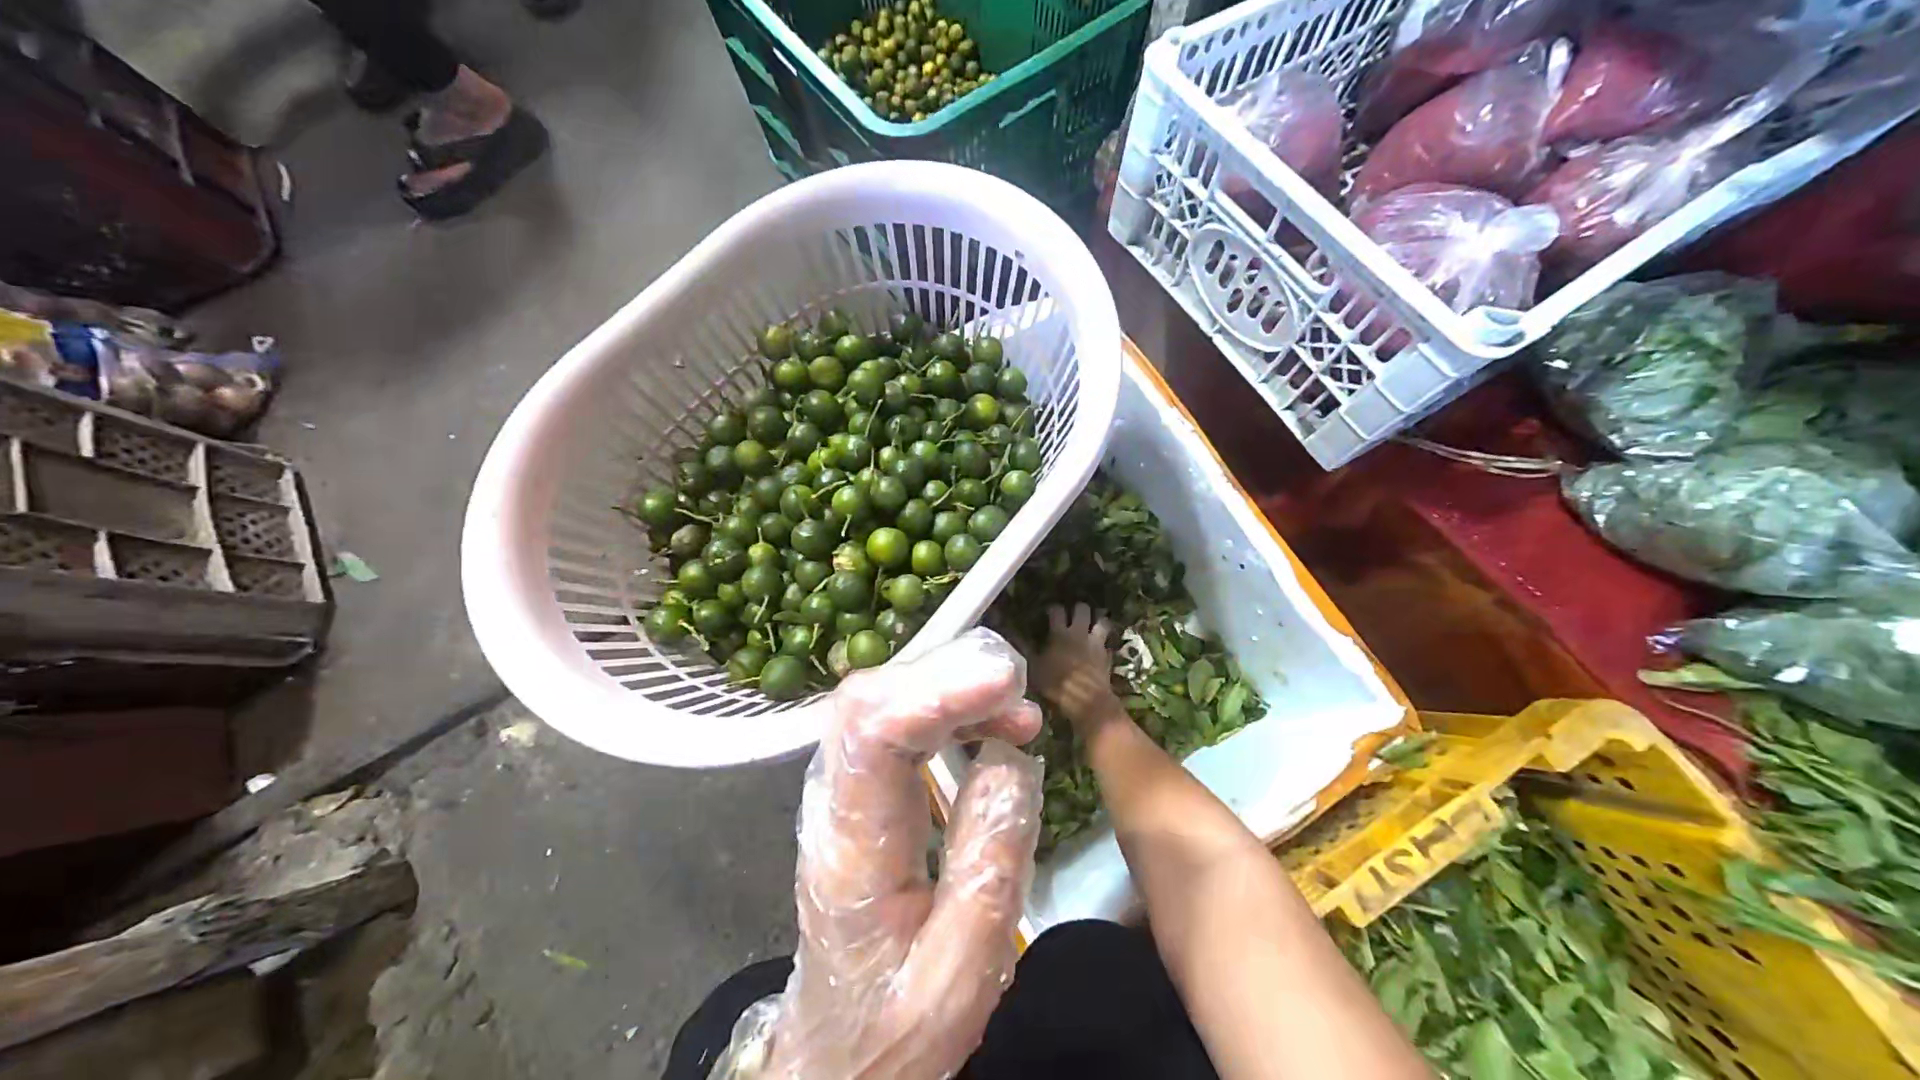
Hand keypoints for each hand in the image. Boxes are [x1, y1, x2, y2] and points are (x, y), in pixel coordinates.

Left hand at [716, 629, 1044, 1079]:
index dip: (937, 693)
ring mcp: (840, 795)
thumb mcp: (961, 974)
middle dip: (943, 675)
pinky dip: (944, 711)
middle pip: (867, 703)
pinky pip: (893, 727)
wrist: (837, 1053)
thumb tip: (1010, 759)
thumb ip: (989, 867)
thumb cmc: (897, 1026)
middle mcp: (833, 806)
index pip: (873, 738)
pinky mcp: (860, 795)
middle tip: (1016, 685)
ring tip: (1015, 705)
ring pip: (878, 705)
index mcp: (853, 852)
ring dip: (946, 687)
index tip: (1005, 680)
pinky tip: (991, 725)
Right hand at [1032, 603, 1121, 730]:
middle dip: (1078, 608)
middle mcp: (1079, 633)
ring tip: (1093, 622)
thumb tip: (1015, 636)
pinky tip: (1100, 645)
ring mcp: (1096, 643)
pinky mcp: (1107, 655)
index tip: (1049, 611)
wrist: (1086, 701)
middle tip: (1073, 613)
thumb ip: (1027, 649)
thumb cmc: (1056, 685)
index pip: (1057, 611)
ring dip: (1097, 619)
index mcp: (1060, 634)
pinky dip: (1104, 641)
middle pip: (1082, 609)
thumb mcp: (1034, 668)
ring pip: (1101, 621)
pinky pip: (1107, 642)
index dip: (1053, 608)